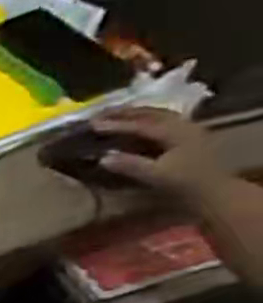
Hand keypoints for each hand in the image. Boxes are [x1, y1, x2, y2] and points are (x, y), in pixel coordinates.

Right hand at [91, 107, 224, 200]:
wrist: (209, 189)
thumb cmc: (182, 183)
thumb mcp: (155, 176)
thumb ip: (130, 165)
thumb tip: (102, 158)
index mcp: (178, 133)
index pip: (144, 125)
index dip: (118, 124)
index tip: (92, 125)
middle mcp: (184, 126)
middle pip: (153, 114)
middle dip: (126, 113)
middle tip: (98, 114)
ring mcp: (186, 129)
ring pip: (158, 115)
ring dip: (134, 114)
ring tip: (111, 115)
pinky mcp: (182, 136)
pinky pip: (160, 122)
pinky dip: (142, 120)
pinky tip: (131, 123)